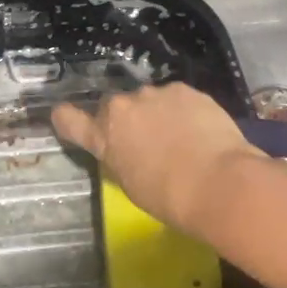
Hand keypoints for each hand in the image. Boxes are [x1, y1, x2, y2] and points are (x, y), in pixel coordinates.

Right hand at [51, 83, 259, 229]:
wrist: (220, 183)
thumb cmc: (170, 198)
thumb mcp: (132, 184)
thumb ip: (120, 158)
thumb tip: (127, 149)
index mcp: (104, 134)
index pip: (67, 118)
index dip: (66, 118)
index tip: (69, 121)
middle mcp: (122, 105)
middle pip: (115, 107)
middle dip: (126, 119)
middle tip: (147, 142)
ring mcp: (154, 93)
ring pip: (149, 100)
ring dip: (157, 114)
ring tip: (182, 138)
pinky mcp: (184, 89)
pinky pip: (177, 98)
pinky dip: (184, 111)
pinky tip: (201, 131)